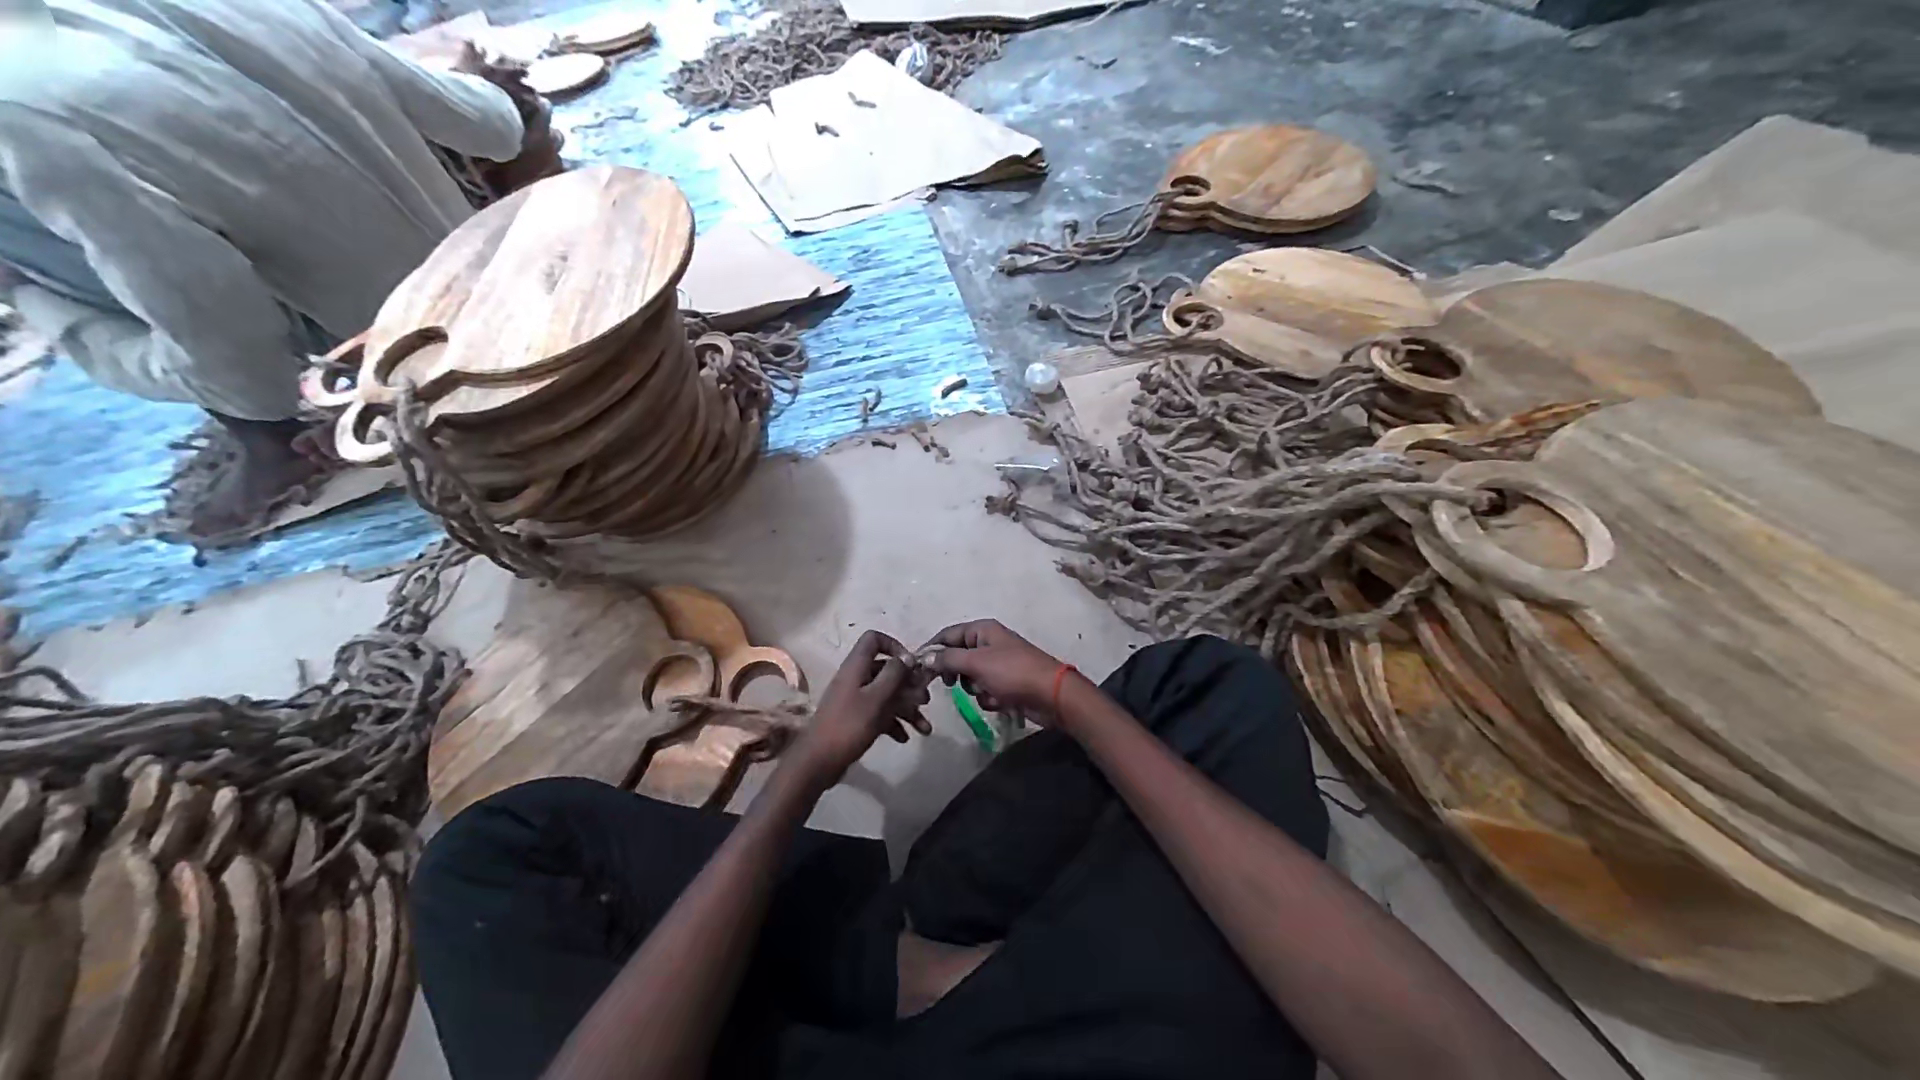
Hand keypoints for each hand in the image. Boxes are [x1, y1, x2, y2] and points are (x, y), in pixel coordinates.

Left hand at [785, 631, 931, 787]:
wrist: (819, 762)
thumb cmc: (849, 726)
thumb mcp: (877, 698)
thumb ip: (894, 674)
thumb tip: (907, 657)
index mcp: (856, 667)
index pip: (874, 639)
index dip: (894, 646)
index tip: (911, 666)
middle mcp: (855, 678)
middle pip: (886, 671)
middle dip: (909, 686)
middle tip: (925, 701)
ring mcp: (854, 699)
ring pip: (886, 695)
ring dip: (907, 709)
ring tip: (924, 728)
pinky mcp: (855, 719)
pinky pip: (879, 713)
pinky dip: (893, 723)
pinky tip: (904, 738)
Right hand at [922, 620, 1069, 724]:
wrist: (1051, 696)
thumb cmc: (1013, 673)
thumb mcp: (976, 662)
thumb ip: (947, 659)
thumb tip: (925, 657)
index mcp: (982, 630)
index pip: (947, 634)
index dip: (931, 649)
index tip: (917, 668)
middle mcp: (989, 643)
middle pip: (957, 657)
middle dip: (955, 673)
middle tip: (949, 684)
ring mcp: (998, 665)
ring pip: (970, 678)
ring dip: (974, 688)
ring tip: (987, 691)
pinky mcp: (1005, 685)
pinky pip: (985, 691)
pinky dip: (989, 698)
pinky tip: (1000, 701)